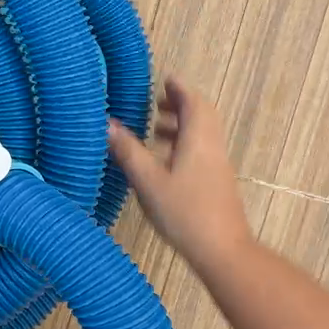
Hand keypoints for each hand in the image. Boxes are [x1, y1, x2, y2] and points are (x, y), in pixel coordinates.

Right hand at [107, 76, 254, 271]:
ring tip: (155, 129)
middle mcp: (211, 147)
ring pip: (202, 135)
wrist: (221, 249)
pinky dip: (184, 144)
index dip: (179, 89)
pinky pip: (201, 151)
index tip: (165, 79)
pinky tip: (165, 162)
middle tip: (157, 101)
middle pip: (201, 116)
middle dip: (180, 105)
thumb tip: (107, 125)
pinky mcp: (216, 183)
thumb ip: (128, 152)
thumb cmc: (183, 212)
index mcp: (198, 140)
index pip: (193, 103)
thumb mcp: (148, 181)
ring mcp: (217, 166)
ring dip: (181, 125)